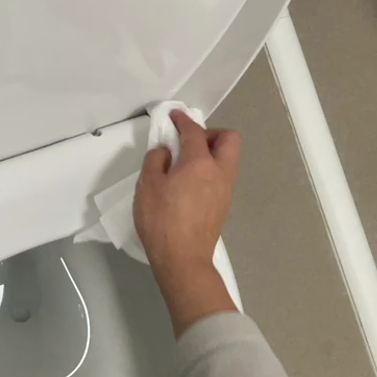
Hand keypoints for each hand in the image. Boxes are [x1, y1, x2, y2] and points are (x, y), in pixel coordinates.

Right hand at [134, 110, 239, 334]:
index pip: (194, 132)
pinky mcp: (223, 206)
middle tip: (188, 142)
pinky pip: (221, 177)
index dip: (182, 120)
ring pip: (227, 159)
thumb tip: (165, 152)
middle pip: (229, 139)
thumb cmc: (161, 220)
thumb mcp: (147, 186)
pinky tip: (188, 185)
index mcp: (200, 163)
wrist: (183, 259)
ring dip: (210, 153)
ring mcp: (225, 190)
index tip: (173, 117)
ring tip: (184, 165)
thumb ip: (156, 161)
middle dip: (210, 133)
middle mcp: (219, 172)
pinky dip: (209, 172)